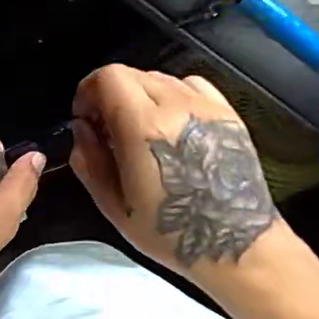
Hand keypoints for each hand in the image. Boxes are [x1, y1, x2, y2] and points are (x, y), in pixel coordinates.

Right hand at [70, 65, 296, 292]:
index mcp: (144, 128)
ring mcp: (206, 107)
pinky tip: (172, 128)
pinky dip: (173, 97)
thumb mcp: (115, 207)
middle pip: (131, 74)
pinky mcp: (227, 114)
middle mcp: (177, 107)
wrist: (236, 245)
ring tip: (140, 133)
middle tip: (108, 129)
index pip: (107, 78)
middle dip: (110, 95)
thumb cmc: (175, 234)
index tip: (85, 116)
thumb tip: (82, 132)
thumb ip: (89, 162)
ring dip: (141, 96)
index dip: (87, 92)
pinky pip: (192, 86)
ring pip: (160, 78)